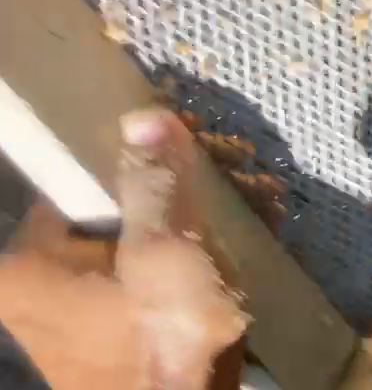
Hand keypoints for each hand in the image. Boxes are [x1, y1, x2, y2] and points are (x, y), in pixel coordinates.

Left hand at [0, 110, 249, 389]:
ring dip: (217, 206)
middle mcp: (45, 276)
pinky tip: (255, 228)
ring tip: (267, 202)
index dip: (153, 151)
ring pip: (153, 223)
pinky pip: (164, 254)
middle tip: (251, 174)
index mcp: (33, 260)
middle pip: (128, 197)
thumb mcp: (165, 249)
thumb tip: (142, 114)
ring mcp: (85, 297)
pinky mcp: (124, 310)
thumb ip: (154, 184)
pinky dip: (210, 237)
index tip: (211, 142)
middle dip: (200, 180)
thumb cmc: (162, 329)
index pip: (86, 175)